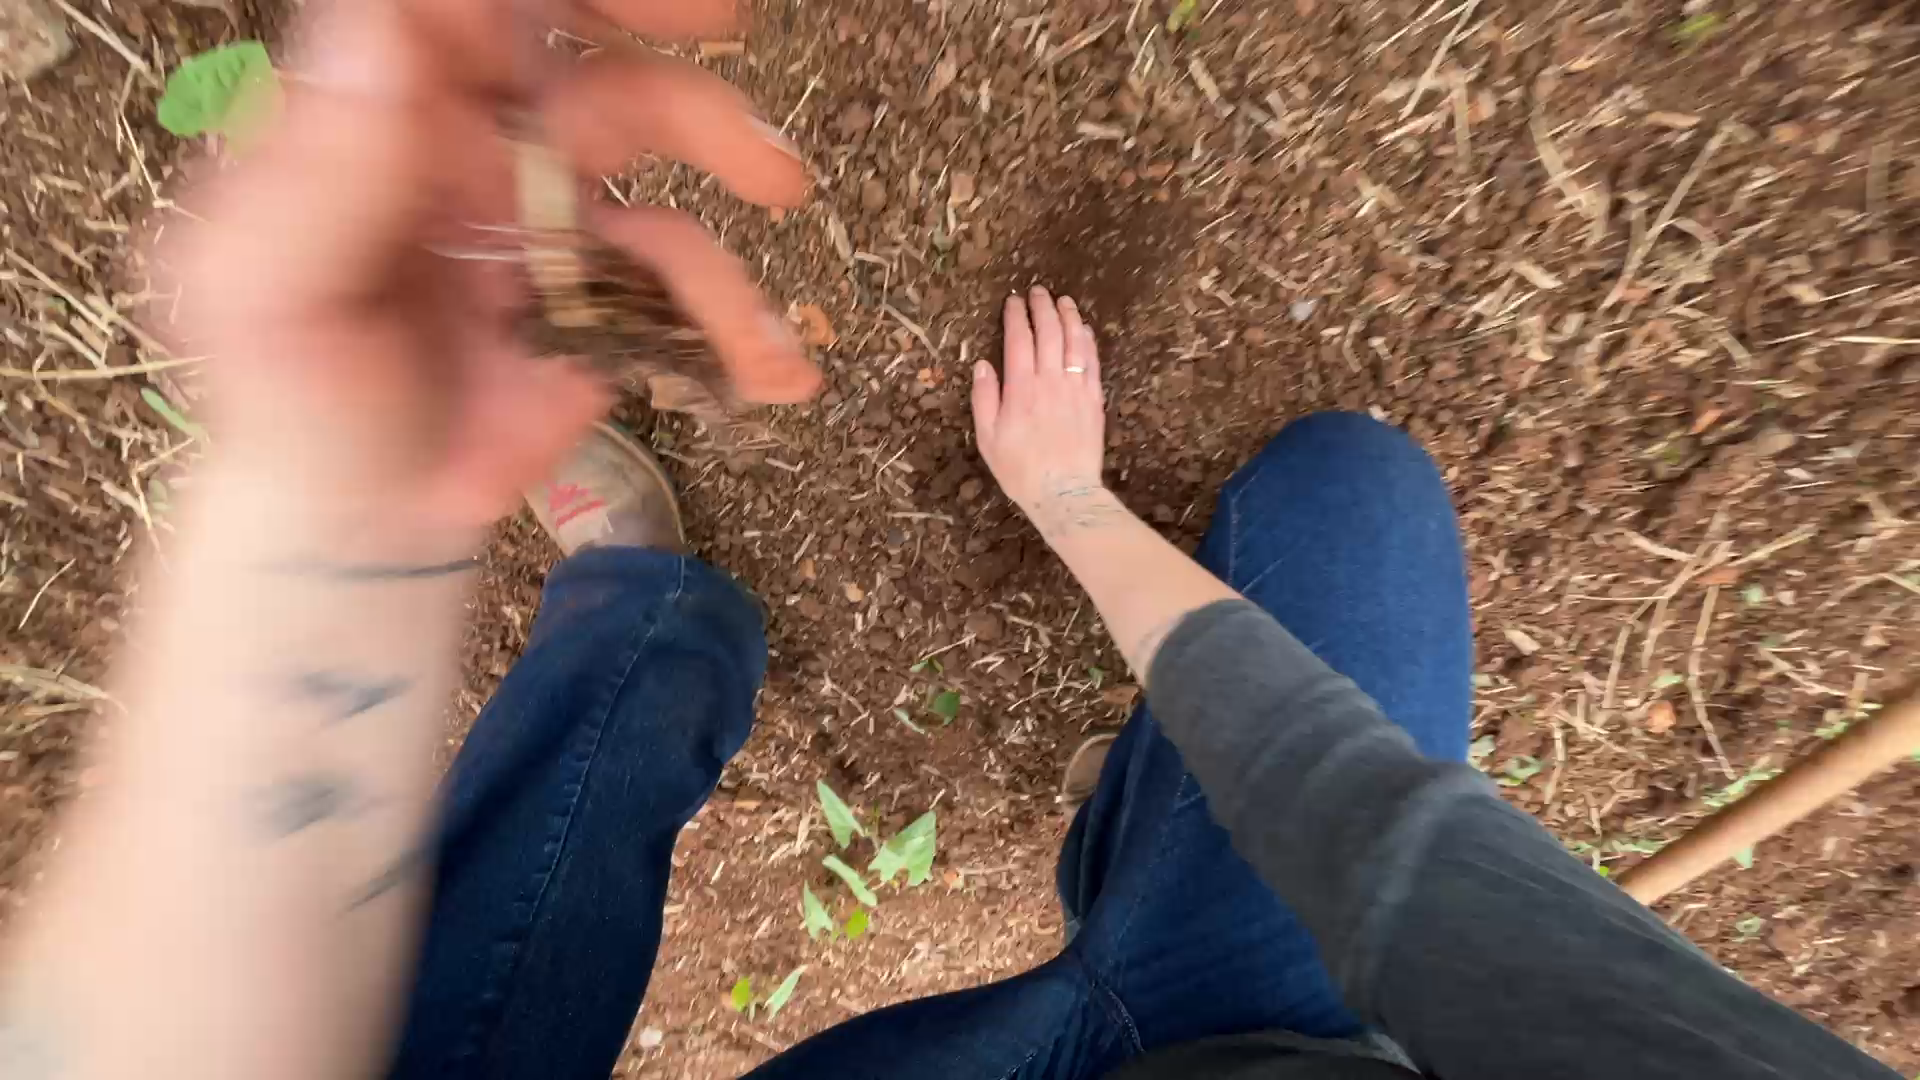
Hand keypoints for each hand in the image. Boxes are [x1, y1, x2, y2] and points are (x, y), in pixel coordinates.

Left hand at [162, 0, 820, 536]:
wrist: (377, 510)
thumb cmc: (300, 402)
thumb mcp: (269, 291)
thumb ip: (324, 171)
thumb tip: (391, 33)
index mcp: (400, 124)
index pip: (483, 13)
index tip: (670, 13)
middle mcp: (496, 167)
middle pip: (609, 96)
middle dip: (695, 107)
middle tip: (759, 118)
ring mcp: (567, 246)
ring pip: (671, 222)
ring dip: (730, 271)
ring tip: (770, 331)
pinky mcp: (614, 318)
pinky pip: (689, 311)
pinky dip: (742, 339)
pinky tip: (779, 375)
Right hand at [971, 287, 1106, 527]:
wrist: (1064, 492)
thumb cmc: (1020, 469)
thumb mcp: (988, 438)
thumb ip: (984, 398)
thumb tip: (982, 365)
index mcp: (1020, 388)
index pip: (1018, 340)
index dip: (1015, 316)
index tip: (1013, 301)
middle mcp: (1049, 381)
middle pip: (1048, 332)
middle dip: (1042, 307)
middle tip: (1037, 292)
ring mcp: (1075, 388)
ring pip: (1073, 341)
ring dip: (1068, 316)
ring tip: (1063, 300)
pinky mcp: (1093, 399)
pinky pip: (1092, 361)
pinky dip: (1087, 340)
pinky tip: (1084, 329)